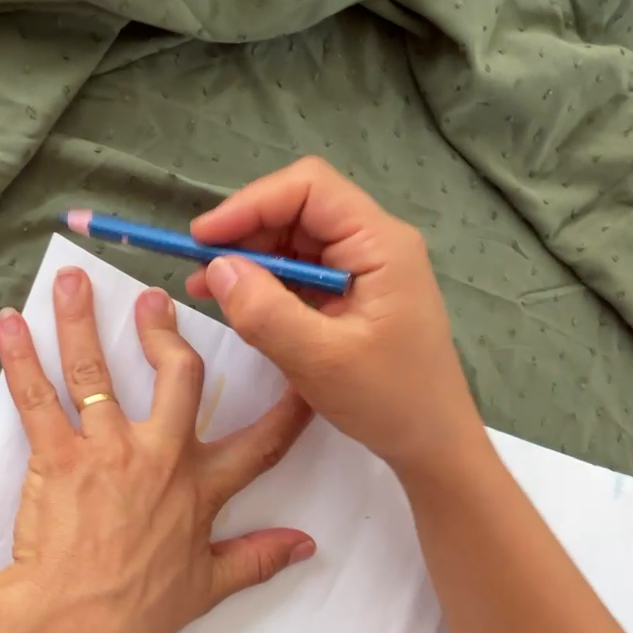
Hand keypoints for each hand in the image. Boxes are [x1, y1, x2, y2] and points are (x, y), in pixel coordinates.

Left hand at [0, 266, 317, 632]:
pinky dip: (19, 359)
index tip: (301, 377)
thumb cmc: (141, 609)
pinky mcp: (58, 457)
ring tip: (70, 281)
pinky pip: (37, 399)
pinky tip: (7, 324)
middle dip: (168, 333)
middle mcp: (160, 455)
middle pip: (177, 376)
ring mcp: (107, 450)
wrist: (78, 623)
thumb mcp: (209, 586)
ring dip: (81, 321)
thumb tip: (306, 545)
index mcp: (201, 487)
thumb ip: (258, 558)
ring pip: (95, 372)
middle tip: (154, 301)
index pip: (260, 444)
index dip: (288, 410)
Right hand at [185, 157, 483, 474]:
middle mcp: (375, 244)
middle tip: (199, 268)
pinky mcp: (356, 297)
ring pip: (298, 243)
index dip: (250, 204)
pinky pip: (304, 276)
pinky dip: (268, 285)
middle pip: (301, 210)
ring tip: (206, 287)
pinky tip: (238, 304)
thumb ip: (264, 311)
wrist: (432, 442)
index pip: (308, 189)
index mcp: (379, 244)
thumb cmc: (387, 400)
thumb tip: (216, 268)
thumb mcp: (319, 359)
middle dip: (247, 232)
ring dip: (252, 260)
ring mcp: (366, 270)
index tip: (203, 239)